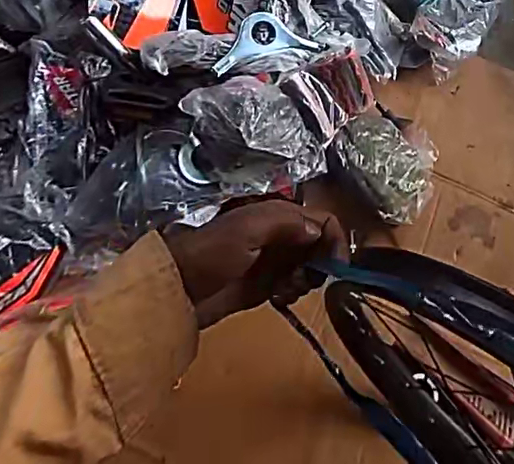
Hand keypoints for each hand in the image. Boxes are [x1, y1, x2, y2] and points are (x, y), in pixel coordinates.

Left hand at [163, 201, 346, 327]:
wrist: (179, 288)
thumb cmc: (213, 253)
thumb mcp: (248, 231)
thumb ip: (284, 224)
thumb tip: (318, 230)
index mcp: (279, 214)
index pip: (323, 220)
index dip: (334, 241)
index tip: (335, 269)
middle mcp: (281, 233)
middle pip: (320, 245)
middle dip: (319, 265)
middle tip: (300, 282)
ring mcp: (274, 259)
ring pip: (309, 267)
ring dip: (306, 281)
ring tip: (284, 291)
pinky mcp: (266, 283)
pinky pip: (294, 285)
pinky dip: (293, 292)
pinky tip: (278, 299)